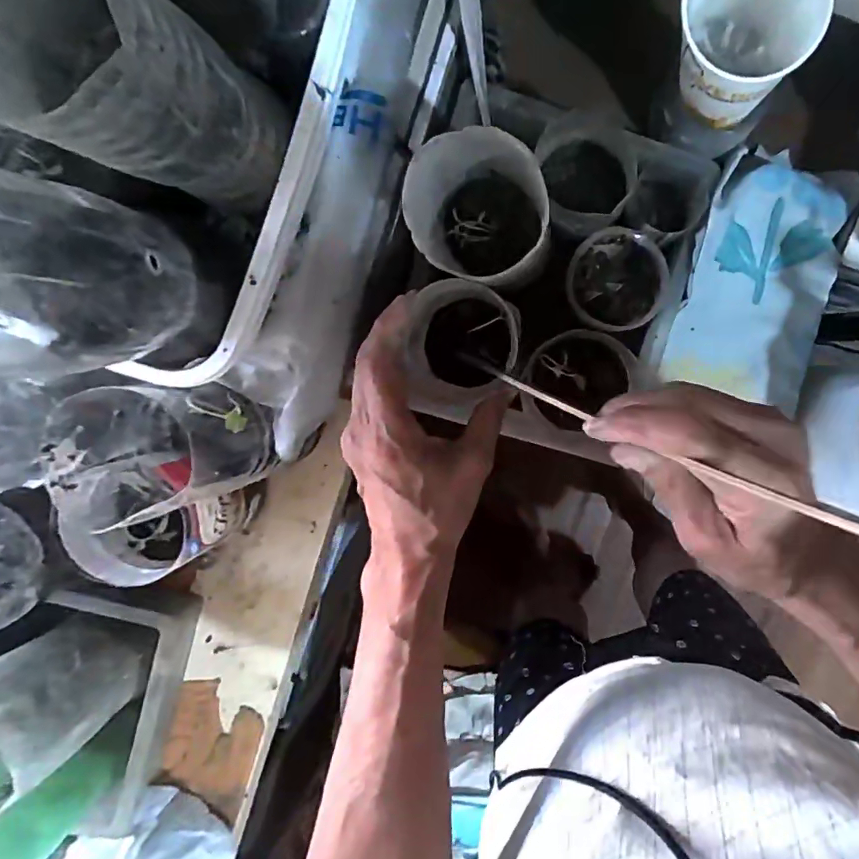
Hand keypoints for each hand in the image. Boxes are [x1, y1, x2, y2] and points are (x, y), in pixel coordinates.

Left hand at [343, 293, 510, 598]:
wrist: (408, 554)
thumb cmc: (440, 512)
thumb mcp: (472, 465)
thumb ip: (487, 422)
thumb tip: (504, 391)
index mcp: (386, 429)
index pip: (377, 364)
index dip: (388, 328)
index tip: (408, 303)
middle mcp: (362, 428)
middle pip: (363, 366)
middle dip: (383, 331)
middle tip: (410, 307)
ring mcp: (354, 438)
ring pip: (359, 381)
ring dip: (378, 350)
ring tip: (406, 328)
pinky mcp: (357, 446)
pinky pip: (362, 396)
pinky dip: (377, 372)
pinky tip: (398, 366)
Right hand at [585, 383, 837, 601]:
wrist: (817, 554)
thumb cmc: (761, 563)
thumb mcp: (706, 543)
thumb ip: (671, 489)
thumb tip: (626, 447)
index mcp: (764, 480)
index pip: (693, 435)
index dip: (639, 424)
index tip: (595, 427)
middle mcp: (773, 436)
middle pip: (691, 404)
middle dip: (636, 407)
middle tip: (596, 421)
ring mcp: (773, 418)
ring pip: (696, 394)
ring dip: (649, 402)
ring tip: (612, 419)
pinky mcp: (766, 412)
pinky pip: (707, 398)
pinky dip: (670, 405)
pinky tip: (644, 417)